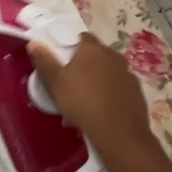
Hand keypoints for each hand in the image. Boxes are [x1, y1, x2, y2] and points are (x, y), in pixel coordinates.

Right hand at [28, 36, 163, 166]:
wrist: (118, 132)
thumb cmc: (82, 102)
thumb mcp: (55, 82)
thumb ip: (44, 61)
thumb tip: (34, 42)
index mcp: (93, 49)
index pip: (81, 38)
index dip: (70, 47)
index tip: (61, 62)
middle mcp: (113, 56)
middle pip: (95, 55)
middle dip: (83, 66)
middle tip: (70, 84)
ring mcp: (128, 74)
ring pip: (107, 73)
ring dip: (97, 81)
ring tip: (84, 102)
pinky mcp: (137, 92)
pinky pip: (118, 88)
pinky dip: (109, 94)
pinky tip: (101, 110)